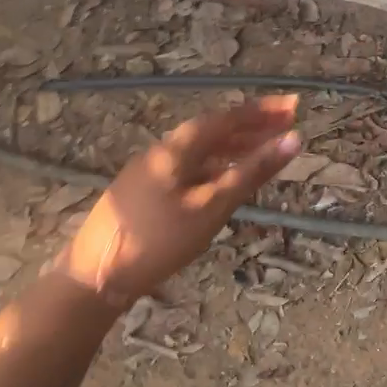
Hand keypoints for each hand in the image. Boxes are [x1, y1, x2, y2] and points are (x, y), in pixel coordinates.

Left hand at [53, 96, 301, 307]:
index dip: (260, 110)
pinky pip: (191, 166)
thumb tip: (294, 139)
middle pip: (211, 131)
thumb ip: (253, 171)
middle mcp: (159, 155)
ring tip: (269, 144)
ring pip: (201, 149)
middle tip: (289, 120)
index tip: (294, 104)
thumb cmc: (158, 241)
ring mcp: (149, 175)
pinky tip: (232, 173)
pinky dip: (219, 162)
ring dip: (237, 143)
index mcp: (173, 153)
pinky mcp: (146, 194)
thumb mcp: (213, 206)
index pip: (223, 120)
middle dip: (252, 124)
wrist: (92, 282)